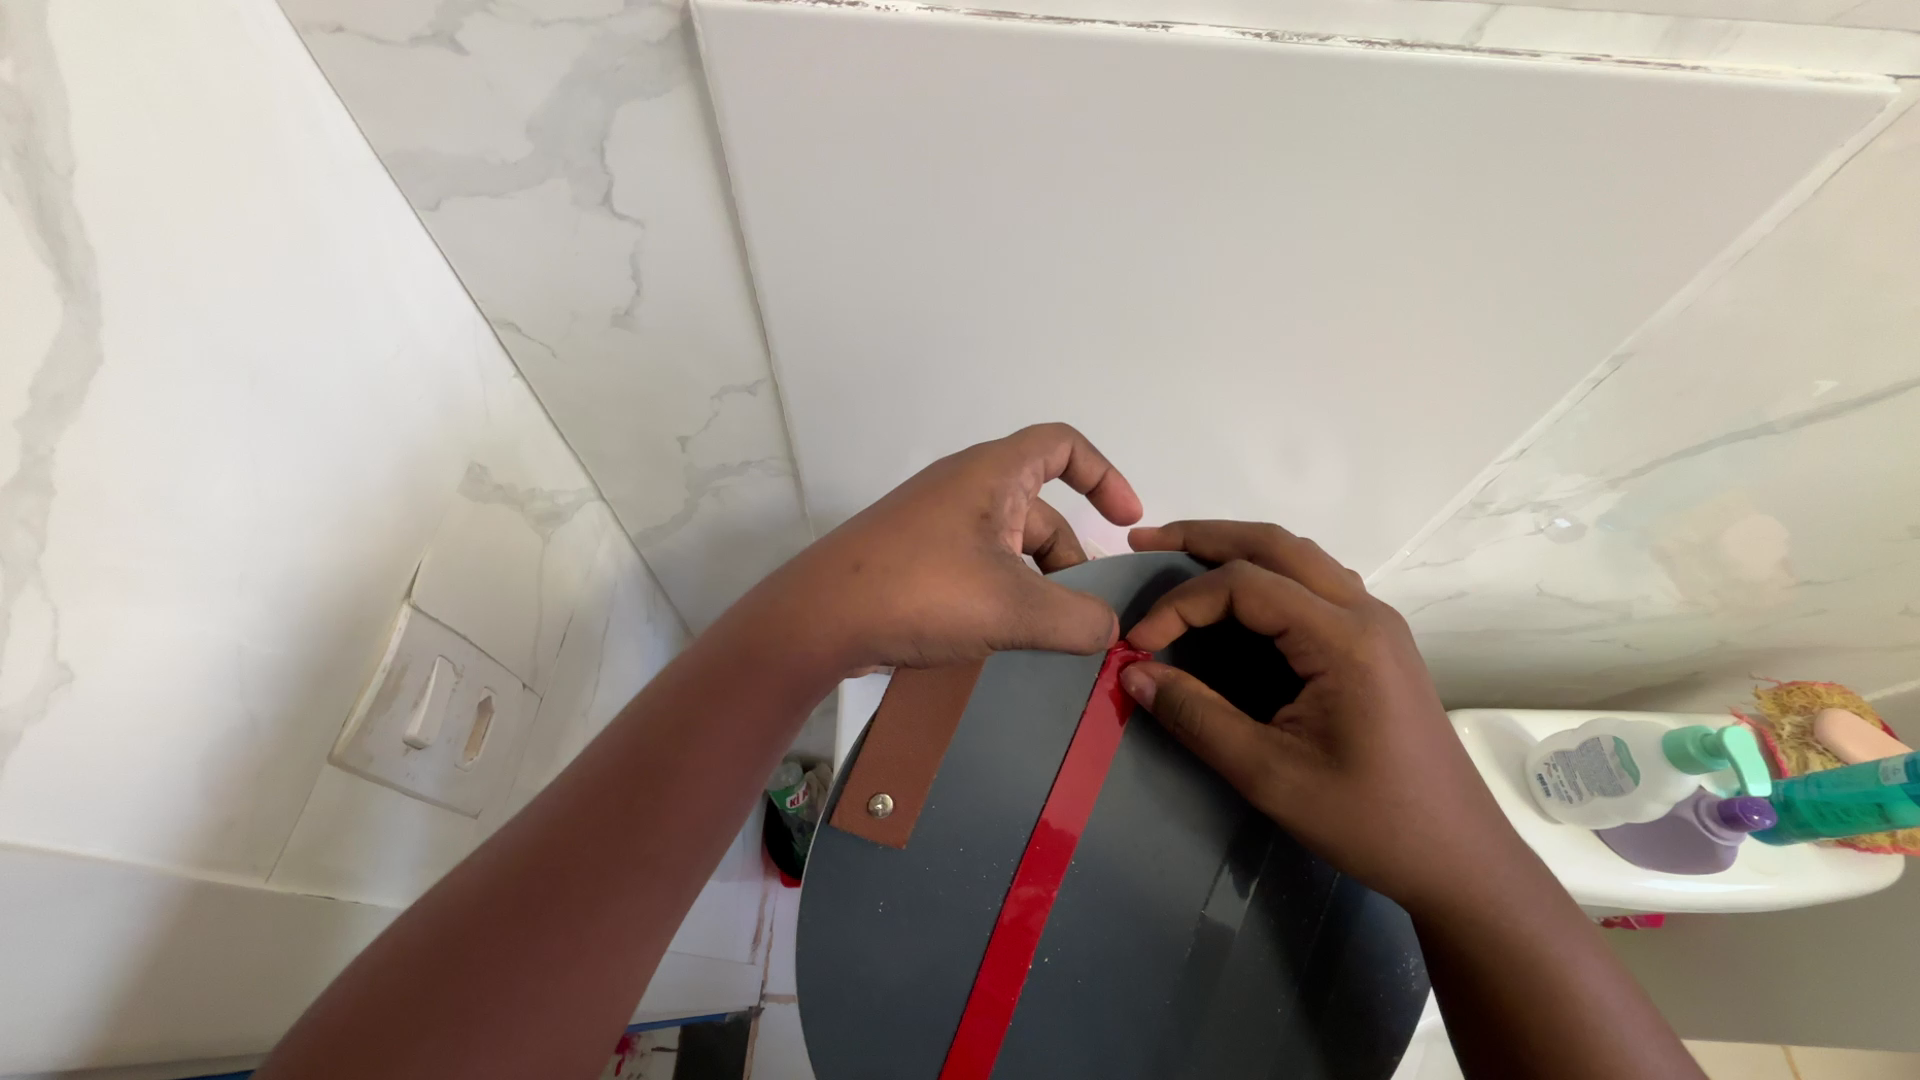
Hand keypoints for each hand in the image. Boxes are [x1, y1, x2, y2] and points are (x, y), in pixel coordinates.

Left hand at [755, 423, 1142, 673]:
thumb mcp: (1013, 609)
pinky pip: (978, 567)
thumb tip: (1110, 629)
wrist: (817, 620)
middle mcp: (964, 489)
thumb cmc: (922, 592)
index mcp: (991, 475)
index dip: (1105, 474)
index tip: (1128, 520)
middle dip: (1071, 561)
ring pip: (1009, 546)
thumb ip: (1078, 620)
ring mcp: (935, 525)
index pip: (1062, 445)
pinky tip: (1004, 639)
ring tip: (1046, 637)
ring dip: (1036, 585)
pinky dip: (1002, 595)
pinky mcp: (914, 559)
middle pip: (1040, 510)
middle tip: (1082, 616)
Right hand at [1118, 521, 1524, 915]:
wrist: (1459, 859)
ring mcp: (1376, 623)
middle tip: (1143, 542)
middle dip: (1202, 537)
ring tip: (1179, 556)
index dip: (1180, 605)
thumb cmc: (1369, 821)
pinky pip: (1313, 581)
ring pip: (1297, 555)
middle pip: (1274, 544)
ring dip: (1235, 547)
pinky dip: (1264, 572)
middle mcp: (1364, 613)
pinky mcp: (1376, 641)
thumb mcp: (1269, 775)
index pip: (1244, 586)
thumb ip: (1197, 717)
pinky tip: (1236, 599)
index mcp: (1344, 639)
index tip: (1139, 644)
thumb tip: (1132, 673)